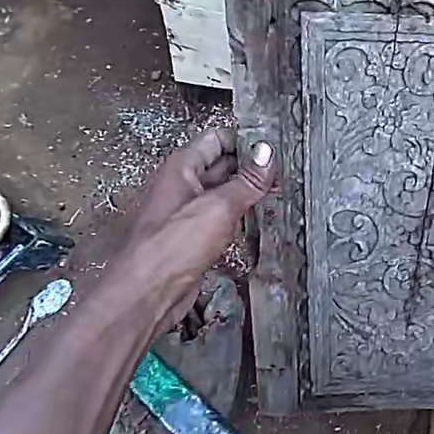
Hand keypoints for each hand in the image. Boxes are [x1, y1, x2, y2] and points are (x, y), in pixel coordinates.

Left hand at [105, 128, 275, 324]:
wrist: (147, 295)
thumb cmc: (172, 247)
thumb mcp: (217, 207)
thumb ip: (246, 180)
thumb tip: (267, 153)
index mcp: (182, 167)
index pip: (218, 139)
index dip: (246, 141)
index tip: (275, 149)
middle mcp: (184, 185)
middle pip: (223, 164)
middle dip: (252, 167)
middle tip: (286, 171)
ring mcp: (189, 211)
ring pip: (225, 191)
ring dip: (249, 191)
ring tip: (281, 191)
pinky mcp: (195, 236)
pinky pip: (222, 216)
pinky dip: (242, 215)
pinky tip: (262, 219)